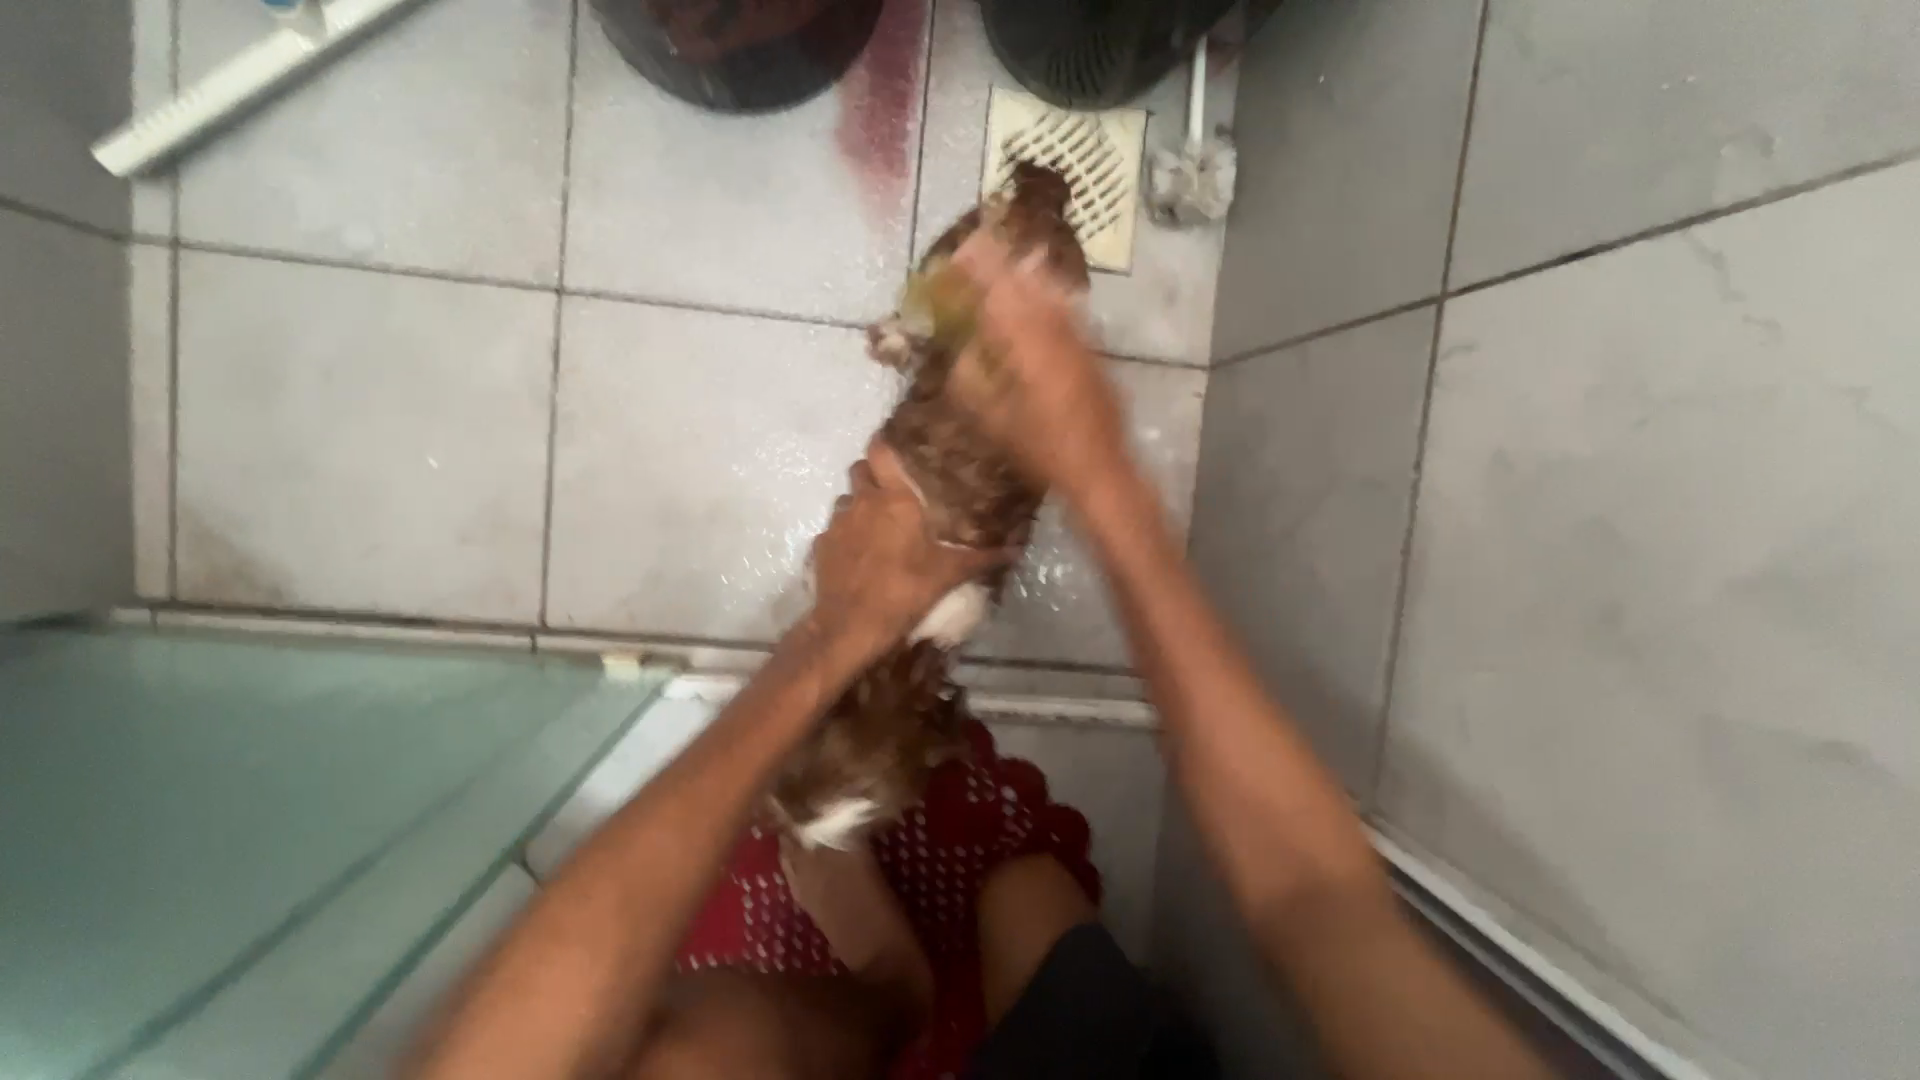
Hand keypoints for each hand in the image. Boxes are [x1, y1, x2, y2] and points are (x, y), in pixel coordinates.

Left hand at [807, 438, 1015, 654]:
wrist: (851, 625)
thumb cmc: (904, 591)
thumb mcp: (949, 574)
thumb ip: (982, 558)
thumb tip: (1017, 549)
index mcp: (894, 499)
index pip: (880, 451)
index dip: (885, 443)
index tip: (896, 445)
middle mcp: (862, 502)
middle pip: (859, 470)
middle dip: (872, 474)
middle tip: (892, 490)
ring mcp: (837, 523)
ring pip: (846, 499)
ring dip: (859, 505)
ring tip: (876, 525)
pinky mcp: (821, 546)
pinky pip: (833, 530)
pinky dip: (845, 536)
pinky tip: (858, 555)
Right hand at [943, 233, 1133, 500]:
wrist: (1101, 469)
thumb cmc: (1044, 453)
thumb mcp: (996, 422)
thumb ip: (973, 382)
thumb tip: (959, 354)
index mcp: (1028, 349)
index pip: (999, 295)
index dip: (979, 268)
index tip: (960, 251)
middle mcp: (1058, 335)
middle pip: (1029, 284)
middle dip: (1003, 261)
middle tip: (982, 244)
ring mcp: (1082, 341)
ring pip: (1055, 293)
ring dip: (1031, 273)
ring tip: (1015, 258)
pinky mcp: (1097, 353)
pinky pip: (1074, 313)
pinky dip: (1056, 297)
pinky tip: (1051, 295)